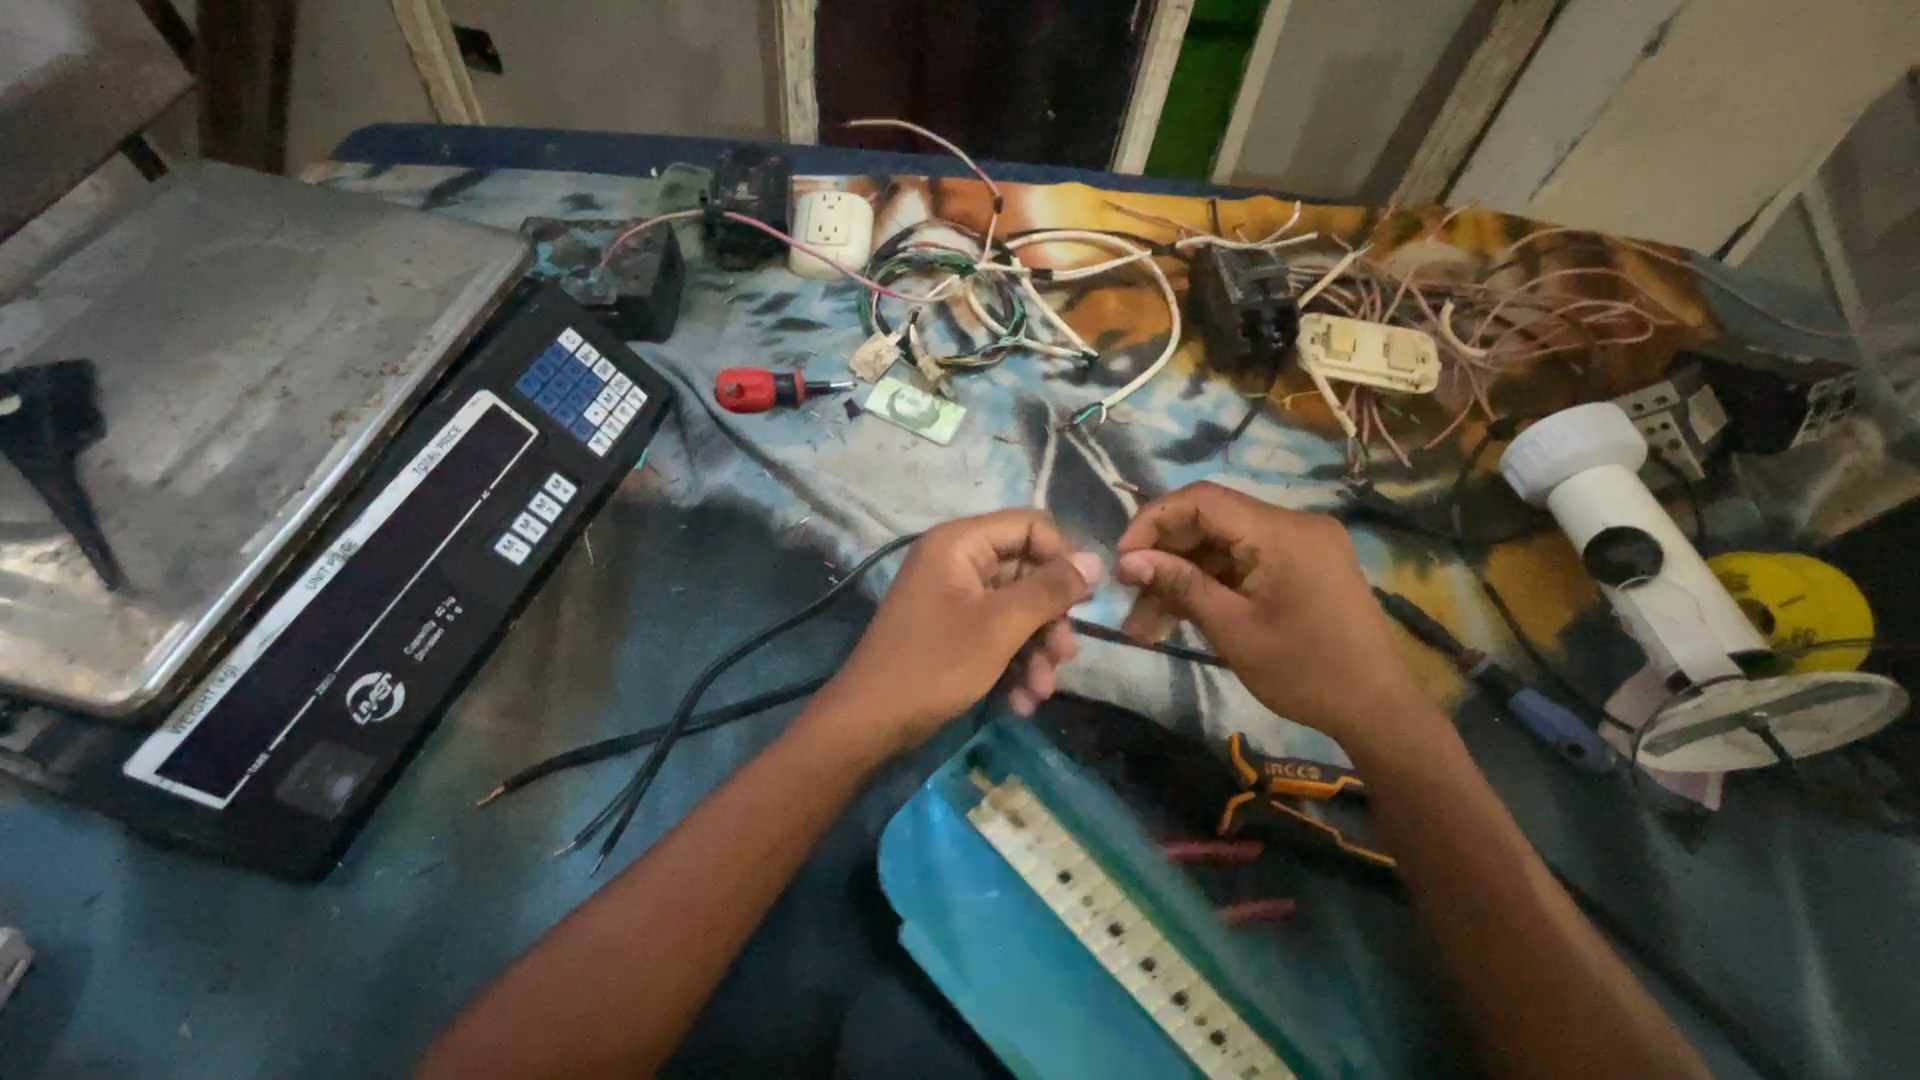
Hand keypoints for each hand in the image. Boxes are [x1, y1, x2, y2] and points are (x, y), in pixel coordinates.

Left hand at [830, 509, 1102, 750]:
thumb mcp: (1000, 626)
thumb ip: (1050, 590)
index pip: (1029, 526)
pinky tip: (1021, 702)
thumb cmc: (935, 664)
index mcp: (960, 543)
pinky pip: (996, 635)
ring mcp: (953, 598)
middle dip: (1050, 619)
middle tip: (1065, 655)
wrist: (871, 722)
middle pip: (1027, 572)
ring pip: (1016, 611)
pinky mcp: (953, 632)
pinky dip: (1013, 665)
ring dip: (1036, 651)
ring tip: (1041, 690)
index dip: (1063, 557)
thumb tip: (1095, 560)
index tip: (1086, 598)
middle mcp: (957, 562)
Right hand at [1115, 482, 1432, 751]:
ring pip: (1221, 546)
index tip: (1122, 562)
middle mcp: (1294, 524)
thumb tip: (1128, 561)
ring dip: (1182, 578)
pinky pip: (1243, 561)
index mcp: (1282, 532)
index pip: (1201, 500)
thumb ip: (1180, 586)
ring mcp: (1300, 544)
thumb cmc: (1305, 672)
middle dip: (1163, 557)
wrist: (1376, 709)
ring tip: (1145, 625)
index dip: (1152, 522)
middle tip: (1128, 599)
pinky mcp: (1301, 565)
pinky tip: (1179, 616)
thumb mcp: (1233, 629)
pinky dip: (1210, 585)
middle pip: (1209, 521)